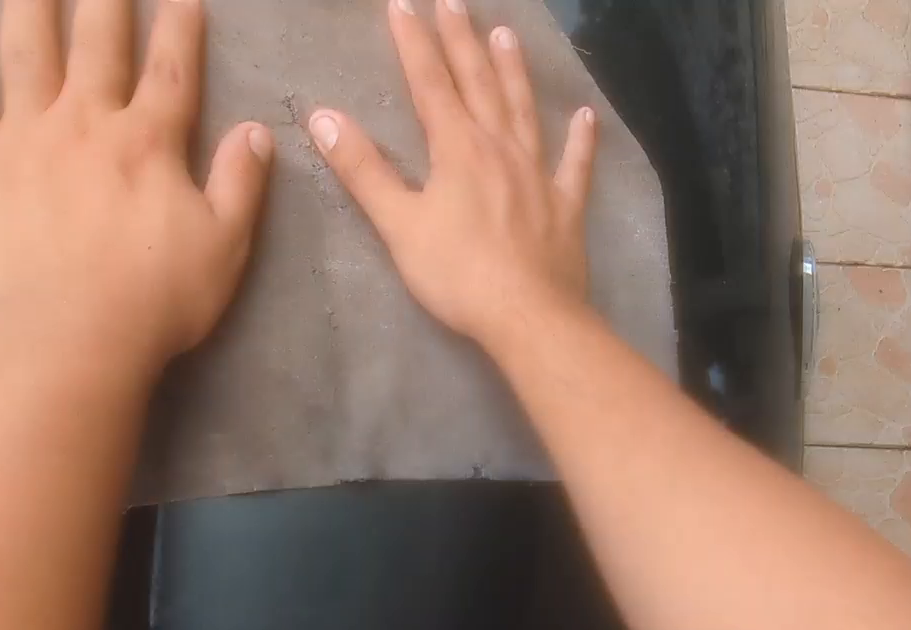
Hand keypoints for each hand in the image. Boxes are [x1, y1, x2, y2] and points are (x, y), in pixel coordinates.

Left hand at [0, 0, 274, 375]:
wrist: (72, 334)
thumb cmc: (160, 298)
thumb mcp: (226, 247)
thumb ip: (240, 185)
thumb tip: (257, 131)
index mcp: (150, 144)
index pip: (171, 73)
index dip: (180, 30)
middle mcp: (86, 121)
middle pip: (97, 44)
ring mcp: (24, 134)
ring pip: (25, 50)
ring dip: (30, 2)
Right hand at [307, 0, 599, 347]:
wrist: (528, 316)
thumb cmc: (459, 276)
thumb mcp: (400, 226)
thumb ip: (365, 172)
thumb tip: (324, 117)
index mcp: (458, 150)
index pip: (431, 85)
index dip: (415, 44)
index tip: (402, 6)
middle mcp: (501, 150)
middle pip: (480, 85)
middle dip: (462, 41)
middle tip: (453, 2)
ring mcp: (539, 177)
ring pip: (525, 112)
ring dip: (514, 72)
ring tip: (506, 34)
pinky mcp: (567, 209)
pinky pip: (576, 166)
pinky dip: (582, 141)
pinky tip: (586, 117)